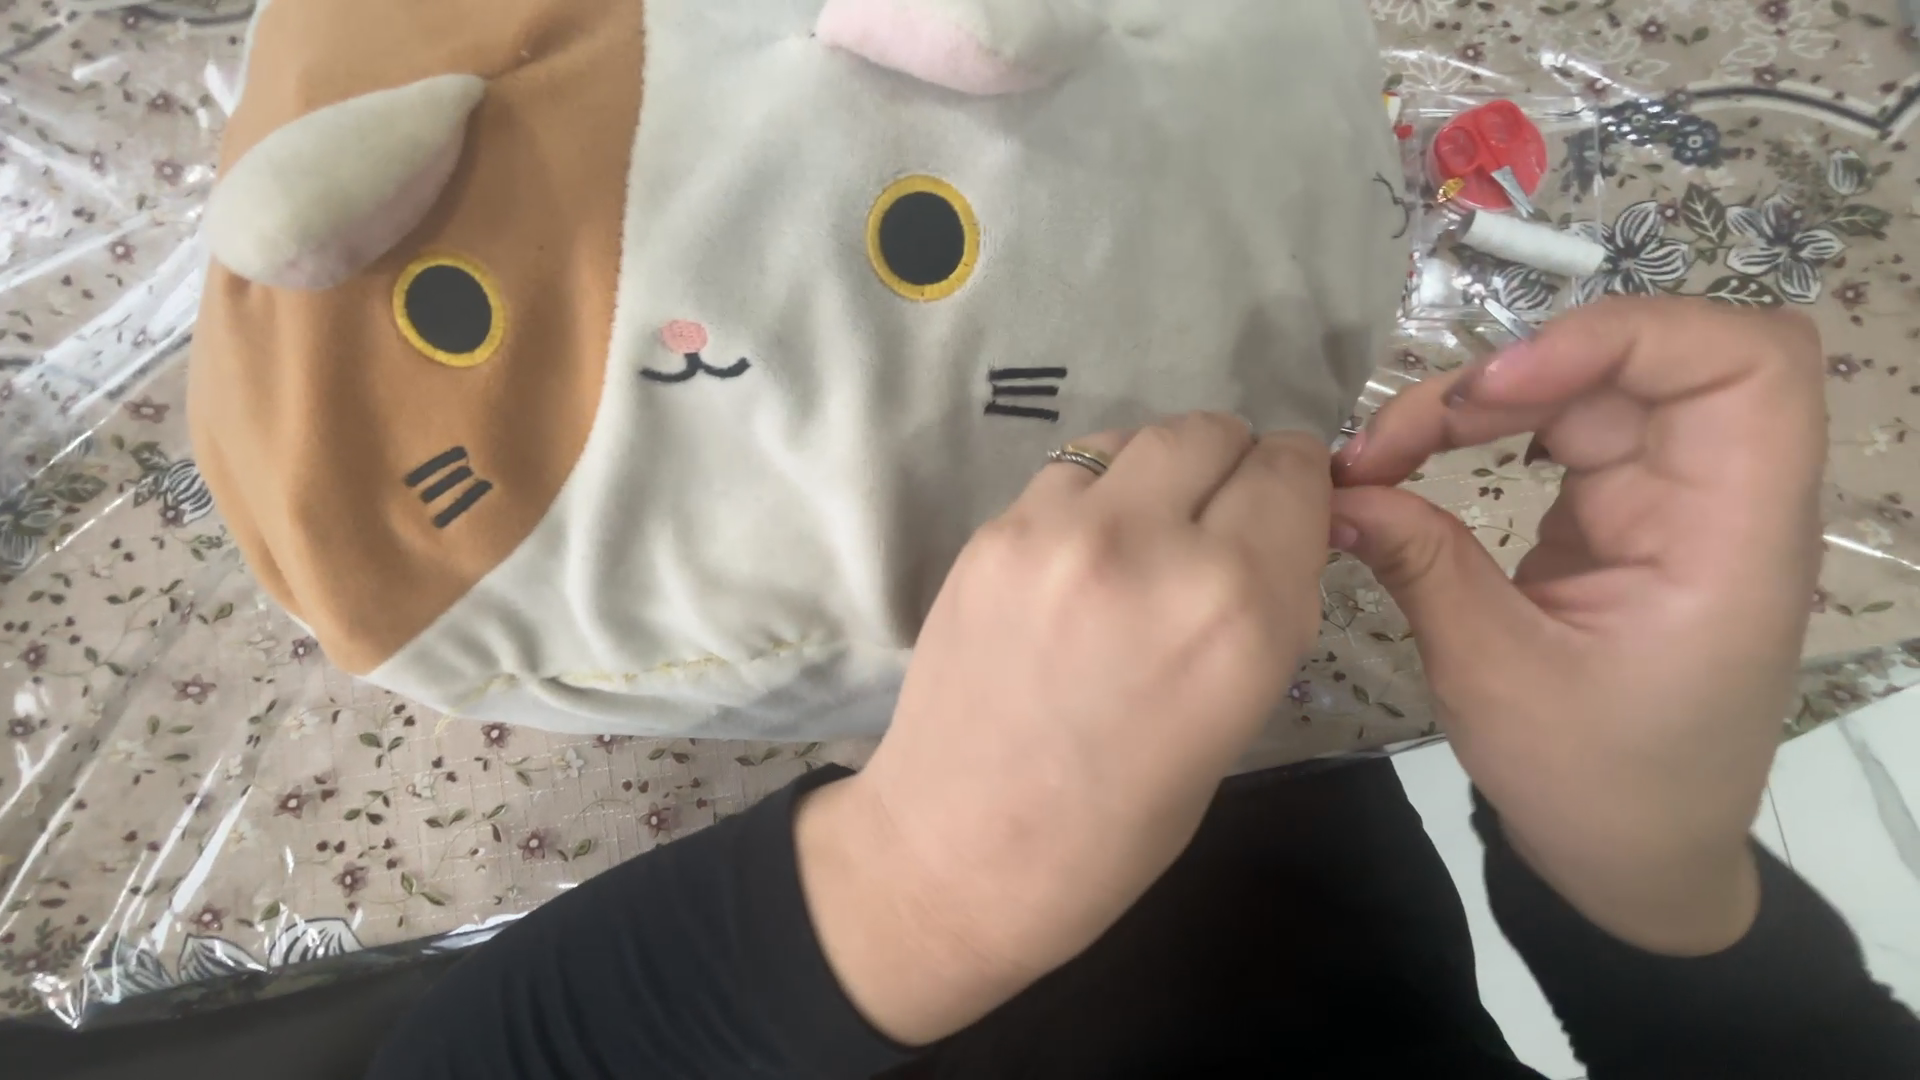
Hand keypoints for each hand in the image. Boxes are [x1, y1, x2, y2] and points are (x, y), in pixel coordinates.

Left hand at [799, 413, 1331, 1044]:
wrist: (958, 848)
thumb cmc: (1114, 825)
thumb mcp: (1232, 719)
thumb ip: (1263, 608)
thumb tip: (1278, 535)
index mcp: (1235, 613)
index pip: (1291, 474)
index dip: (1298, 485)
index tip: (1286, 506)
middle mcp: (1146, 549)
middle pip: (1213, 432)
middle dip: (1232, 466)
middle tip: (1216, 517)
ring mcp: (1052, 533)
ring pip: (1136, 438)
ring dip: (1158, 471)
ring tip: (1145, 530)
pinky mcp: (989, 534)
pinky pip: (1067, 471)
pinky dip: (1093, 492)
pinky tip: (1080, 549)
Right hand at [1331, 297, 1827, 956]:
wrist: (1625, 847)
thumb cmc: (1588, 776)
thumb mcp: (1492, 672)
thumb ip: (1421, 565)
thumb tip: (1335, 493)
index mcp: (1727, 536)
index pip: (1737, 364)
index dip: (1615, 339)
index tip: (1487, 391)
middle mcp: (1707, 498)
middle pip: (1628, 368)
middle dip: (1492, 385)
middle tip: (1381, 445)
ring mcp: (1657, 505)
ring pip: (1576, 396)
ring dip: (1467, 410)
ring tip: (1375, 459)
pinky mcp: (1607, 520)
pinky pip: (1546, 441)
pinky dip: (1469, 440)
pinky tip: (1410, 468)